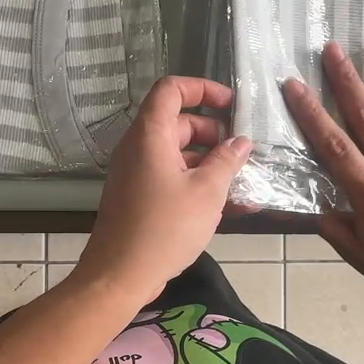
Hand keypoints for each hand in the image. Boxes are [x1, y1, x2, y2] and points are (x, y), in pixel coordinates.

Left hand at [76, 77, 251, 303]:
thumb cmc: (165, 228)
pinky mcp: (139, 197)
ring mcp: (137, 173)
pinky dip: (197, 183)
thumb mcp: (207, 192)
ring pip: (177, 153)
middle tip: (242, 150)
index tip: (231, 104)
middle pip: (177, 122)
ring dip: (210, 161)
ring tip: (243, 179)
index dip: (202, 88)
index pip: (171, 89)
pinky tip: (231, 205)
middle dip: (213, 131)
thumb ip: (227, 161)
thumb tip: (241, 142)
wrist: (120, 275)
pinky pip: (171, 178)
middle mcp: (139, 148)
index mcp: (150, 135)